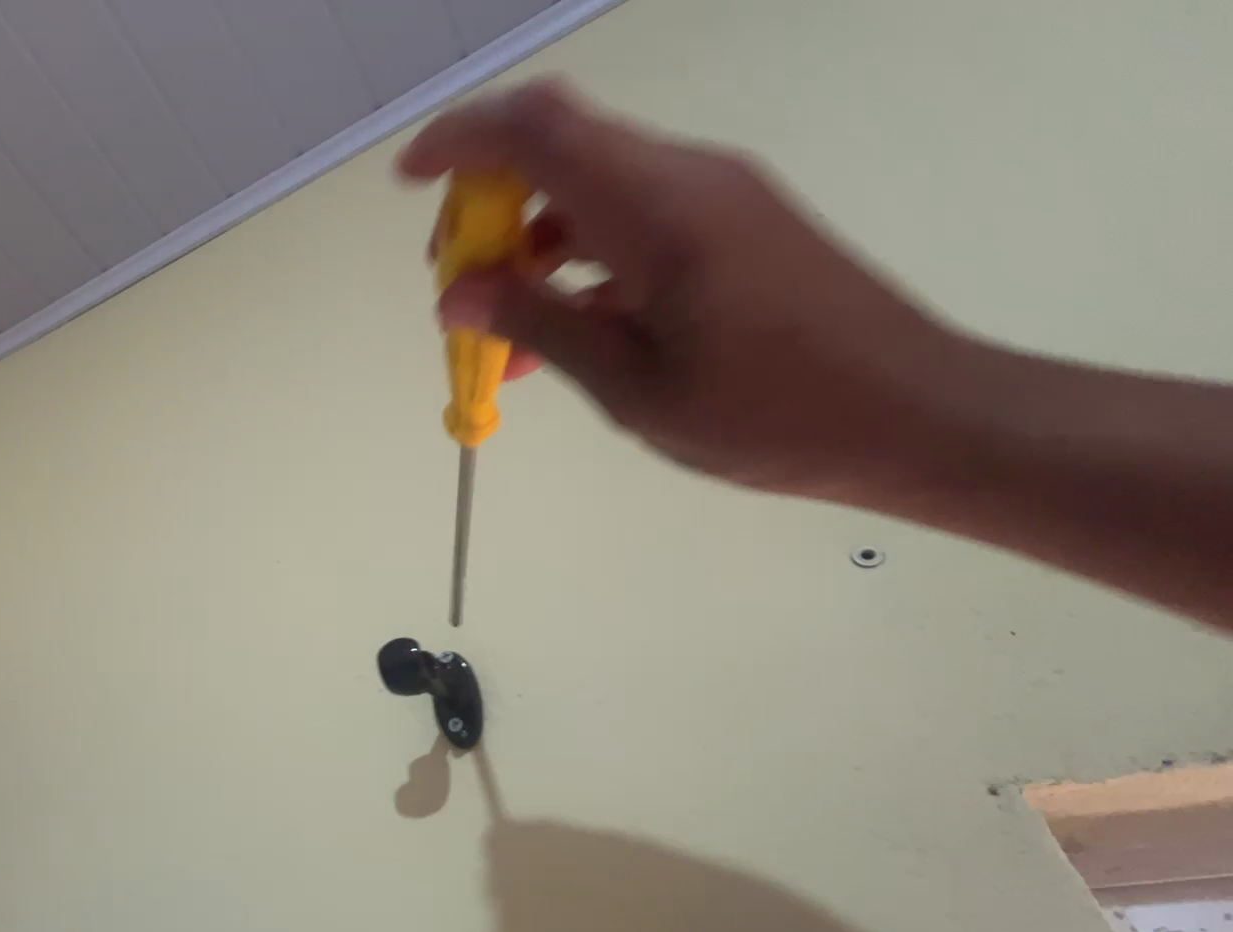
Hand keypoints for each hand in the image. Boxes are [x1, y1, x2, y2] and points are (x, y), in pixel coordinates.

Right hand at [399, 79, 971, 500]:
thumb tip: (457, 293)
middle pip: (556, 148)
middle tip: (455, 282)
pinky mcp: (729, 225)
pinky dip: (575, 260)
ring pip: (588, 187)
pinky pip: (628, 220)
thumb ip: (538, 325)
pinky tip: (561, 327)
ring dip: (527, 239)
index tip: (409, 180)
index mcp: (655, 208)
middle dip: (484, 204)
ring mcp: (712, 197)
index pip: (537, 127)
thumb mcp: (630, 384)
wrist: (912, 414)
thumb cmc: (767, 412)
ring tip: (499, 321)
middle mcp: (683, 177)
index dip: (459, 138)